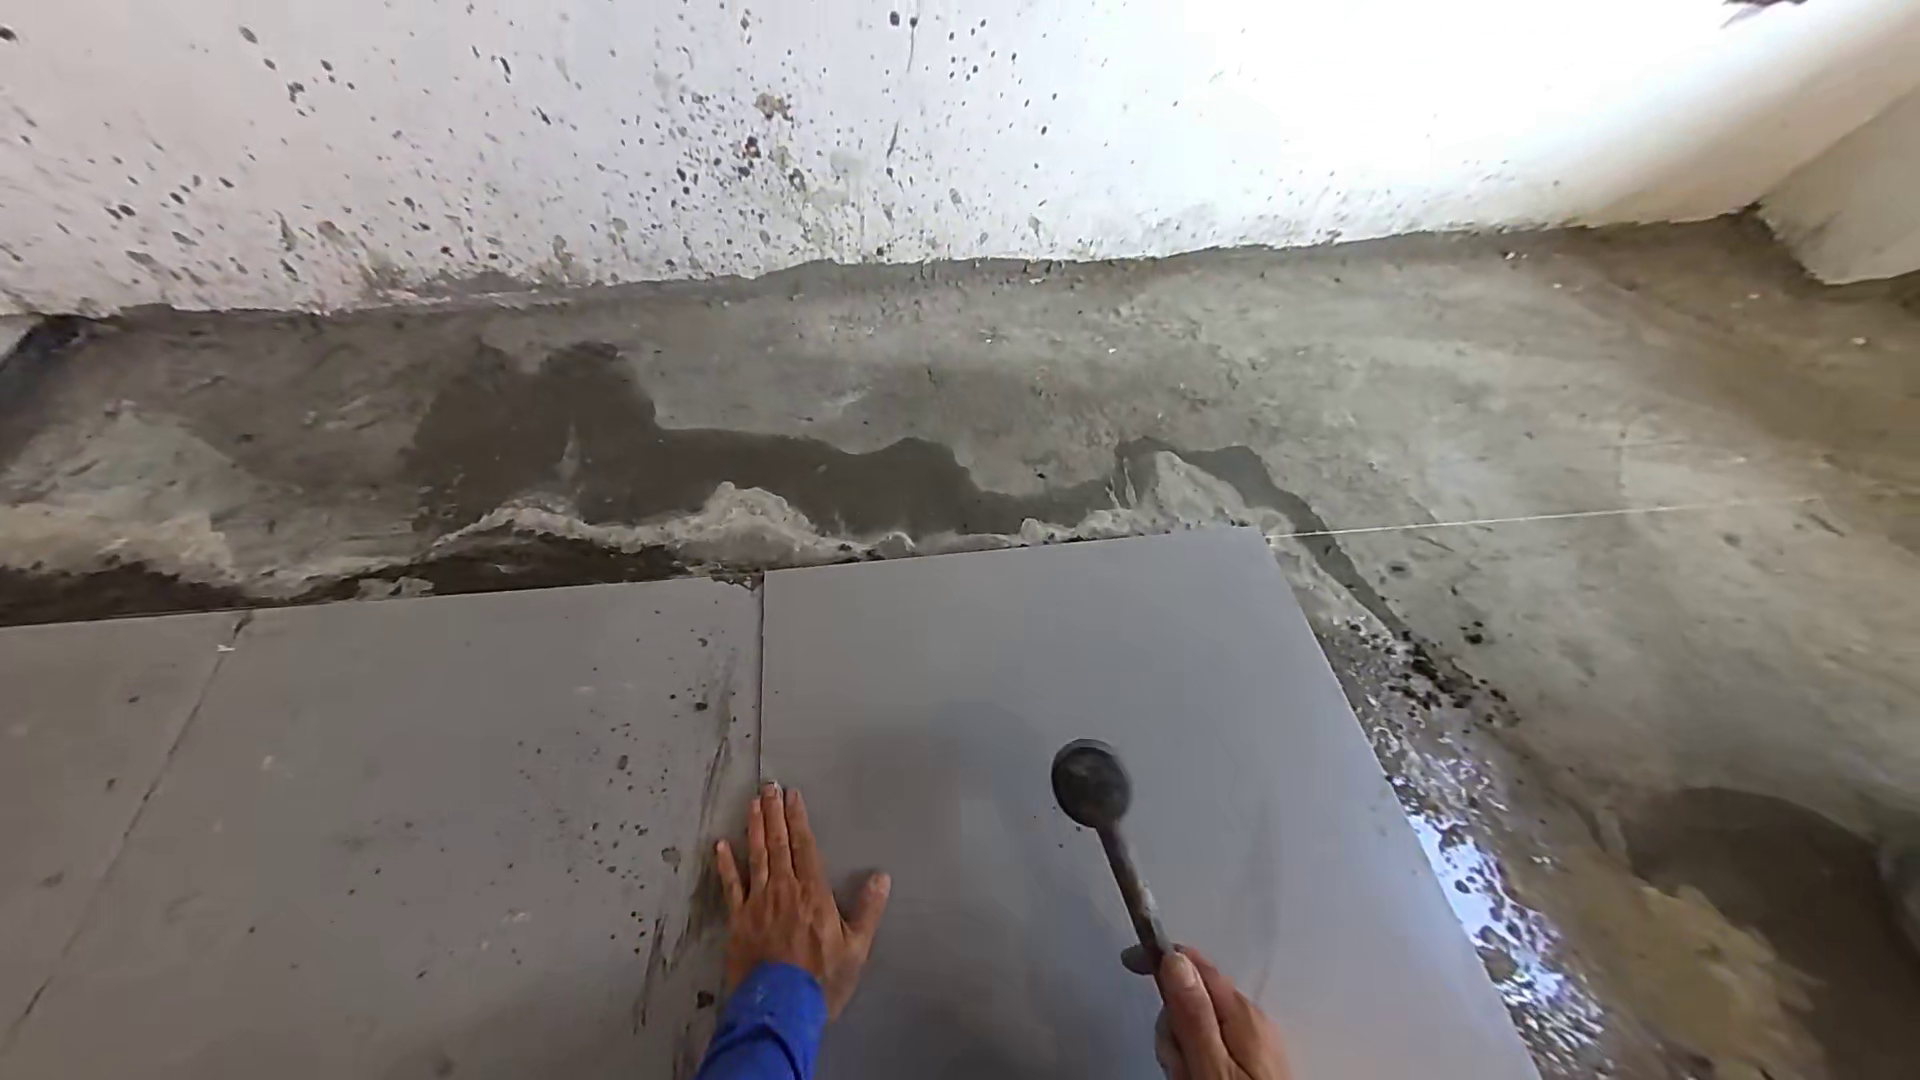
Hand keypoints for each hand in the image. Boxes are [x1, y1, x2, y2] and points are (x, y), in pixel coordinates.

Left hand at [714, 782, 890, 1018]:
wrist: (779, 1012)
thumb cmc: (821, 980)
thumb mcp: (856, 948)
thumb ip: (868, 910)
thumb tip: (882, 877)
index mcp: (812, 891)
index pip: (805, 845)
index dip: (798, 818)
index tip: (793, 795)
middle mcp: (784, 889)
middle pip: (778, 843)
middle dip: (774, 812)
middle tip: (770, 786)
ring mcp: (757, 903)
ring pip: (755, 856)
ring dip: (753, 827)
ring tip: (752, 803)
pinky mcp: (738, 921)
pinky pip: (731, 887)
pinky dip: (725, 865)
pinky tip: (720, 845)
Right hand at [1151, 947, 1292, 1079]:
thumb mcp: (1212, 1071)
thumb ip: (1192, 1014)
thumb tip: (1173, 958)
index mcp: (1243, 1014)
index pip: (1194, 962)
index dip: (1159, 958)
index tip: (1130, 964)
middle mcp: (1253, 1022)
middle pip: (1192, 995)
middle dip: (1172, 1024)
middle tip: (1175, 1064)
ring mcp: (1256, 1048)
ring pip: (1198, 1025)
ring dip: (1182, 1049)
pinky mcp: (1254, 1070)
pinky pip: (1212, 1048)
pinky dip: (1196, 1063)